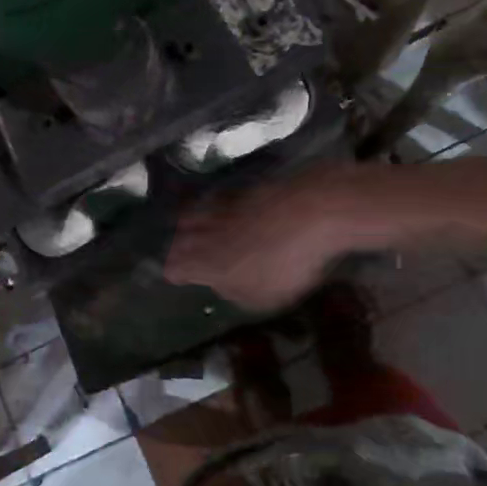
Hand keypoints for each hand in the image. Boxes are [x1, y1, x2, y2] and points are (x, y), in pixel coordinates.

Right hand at [164, 166, 355, 311]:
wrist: (311, 210)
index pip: (174, 267)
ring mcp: (224, 206)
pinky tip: (230, 212)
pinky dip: (219, 206)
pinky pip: (221, 199)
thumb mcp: (263, 297)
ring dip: (194, 222)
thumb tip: (222, 283)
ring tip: (201, 229)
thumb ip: (235, 293)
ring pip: (195, 212)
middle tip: (186, 253)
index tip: (179, 277)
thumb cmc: (287, 264)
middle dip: (179, 247)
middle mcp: (205, 232)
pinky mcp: (244, 188)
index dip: (176, 273)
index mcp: (206, 263)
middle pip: (179, 237)